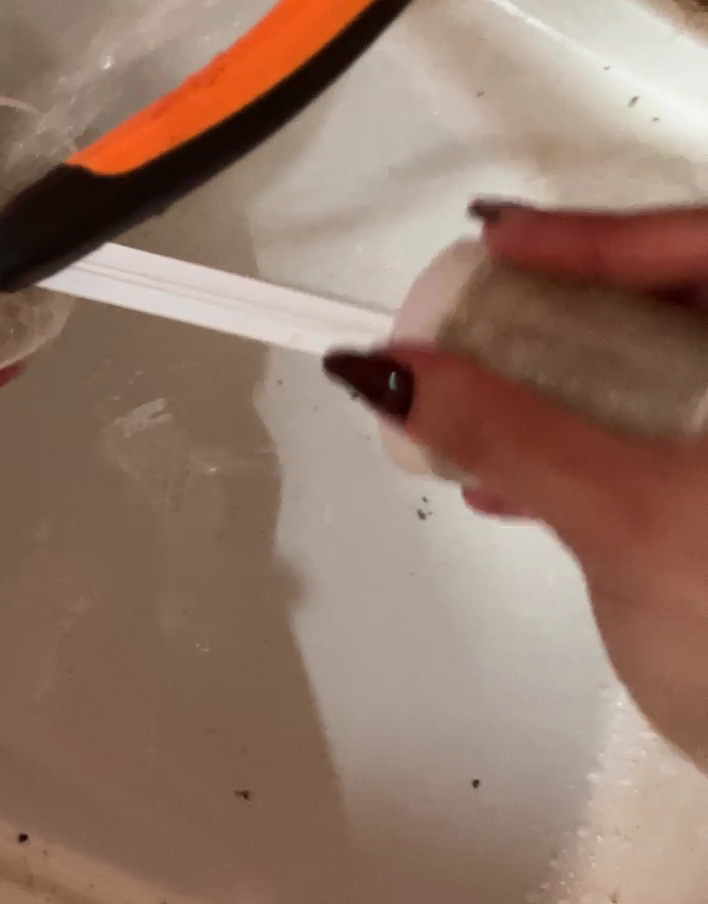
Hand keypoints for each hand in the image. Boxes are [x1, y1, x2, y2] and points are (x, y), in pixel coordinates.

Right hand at [325, 205, 707, 764]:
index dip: (591, 238)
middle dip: (553, 322)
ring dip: (549, 390)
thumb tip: (380, 370)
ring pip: (654, 370)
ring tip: (468, 421)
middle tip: (463, 334)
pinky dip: (574, 441)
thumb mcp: (619, 517)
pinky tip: (517, 480)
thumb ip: (499, 432)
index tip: (487, 241)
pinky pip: (651, 428)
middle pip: (672, 307)